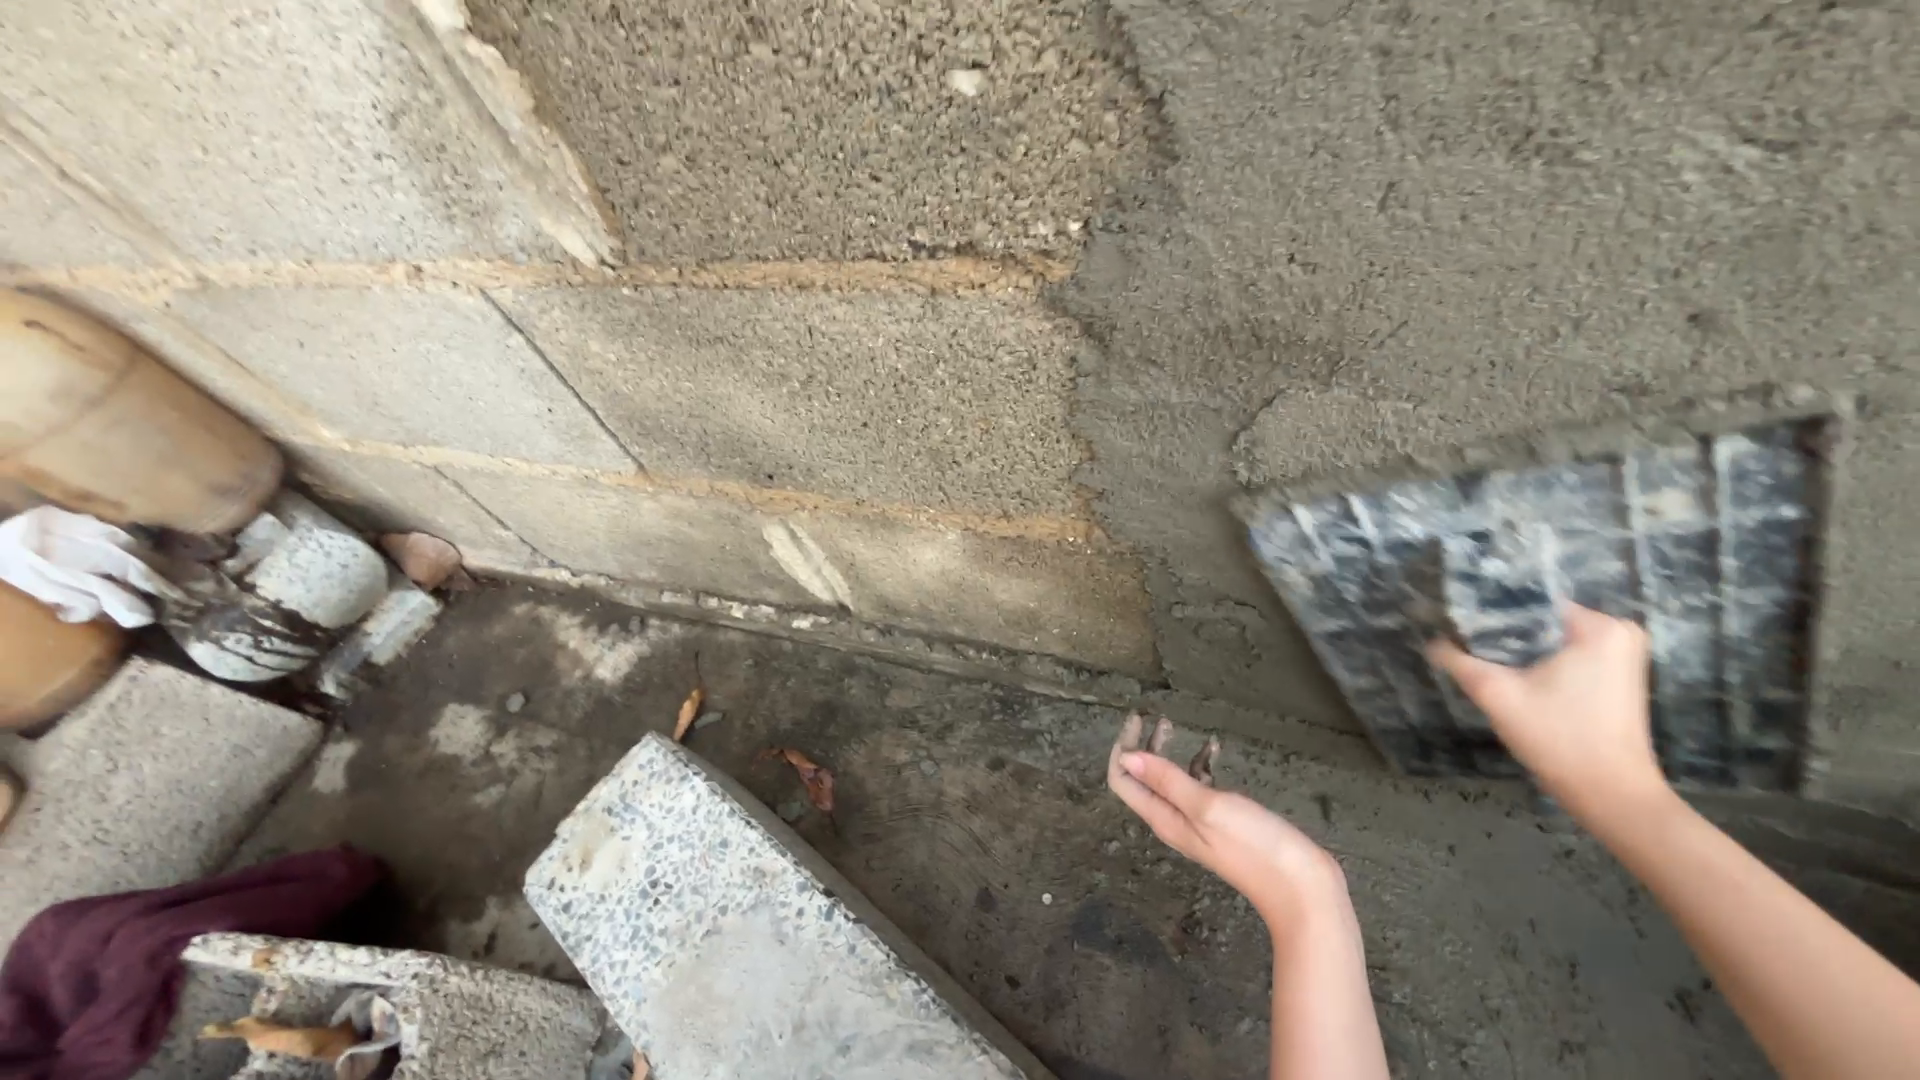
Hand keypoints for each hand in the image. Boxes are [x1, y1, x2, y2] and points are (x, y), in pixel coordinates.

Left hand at [1107, 714, 1344, 927]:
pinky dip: (1201, 765)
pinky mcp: (1222, 822)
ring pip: (1170, 780)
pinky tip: (1214, 749)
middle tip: (1158, 718)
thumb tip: (1126, 757)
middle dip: (1143, 746)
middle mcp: (1174, 821)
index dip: (1123, 748)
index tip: (1137, 719)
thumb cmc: (1253, 844)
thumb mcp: (1206, 805)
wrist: (1301, 888)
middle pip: (1144, 778)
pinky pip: (1199, 787)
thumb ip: (1166, 780)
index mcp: (1163, 819)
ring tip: (1176, 725)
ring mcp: (1198, 823)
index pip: (1123, 781)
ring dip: (1168, 753)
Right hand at [1427, 603, 1666, 814]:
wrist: (1610, 794)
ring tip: (1489, 666)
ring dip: (1521, 653)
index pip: (1529, 604)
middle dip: (1505, 637)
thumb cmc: (1558, 738)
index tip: (1460, 631)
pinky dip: (1541, 665)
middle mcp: (1620, 631)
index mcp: (1599, 627)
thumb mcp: (1496, 694)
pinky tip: (1518, 681)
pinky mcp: (1621, 676)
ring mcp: (1624, 655)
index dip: (1490, 616)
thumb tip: (1431, 641)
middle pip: (1541, 622)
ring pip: (1551, 640)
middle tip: (1470, 651)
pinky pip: (1568, 656)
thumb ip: (1458, 661)